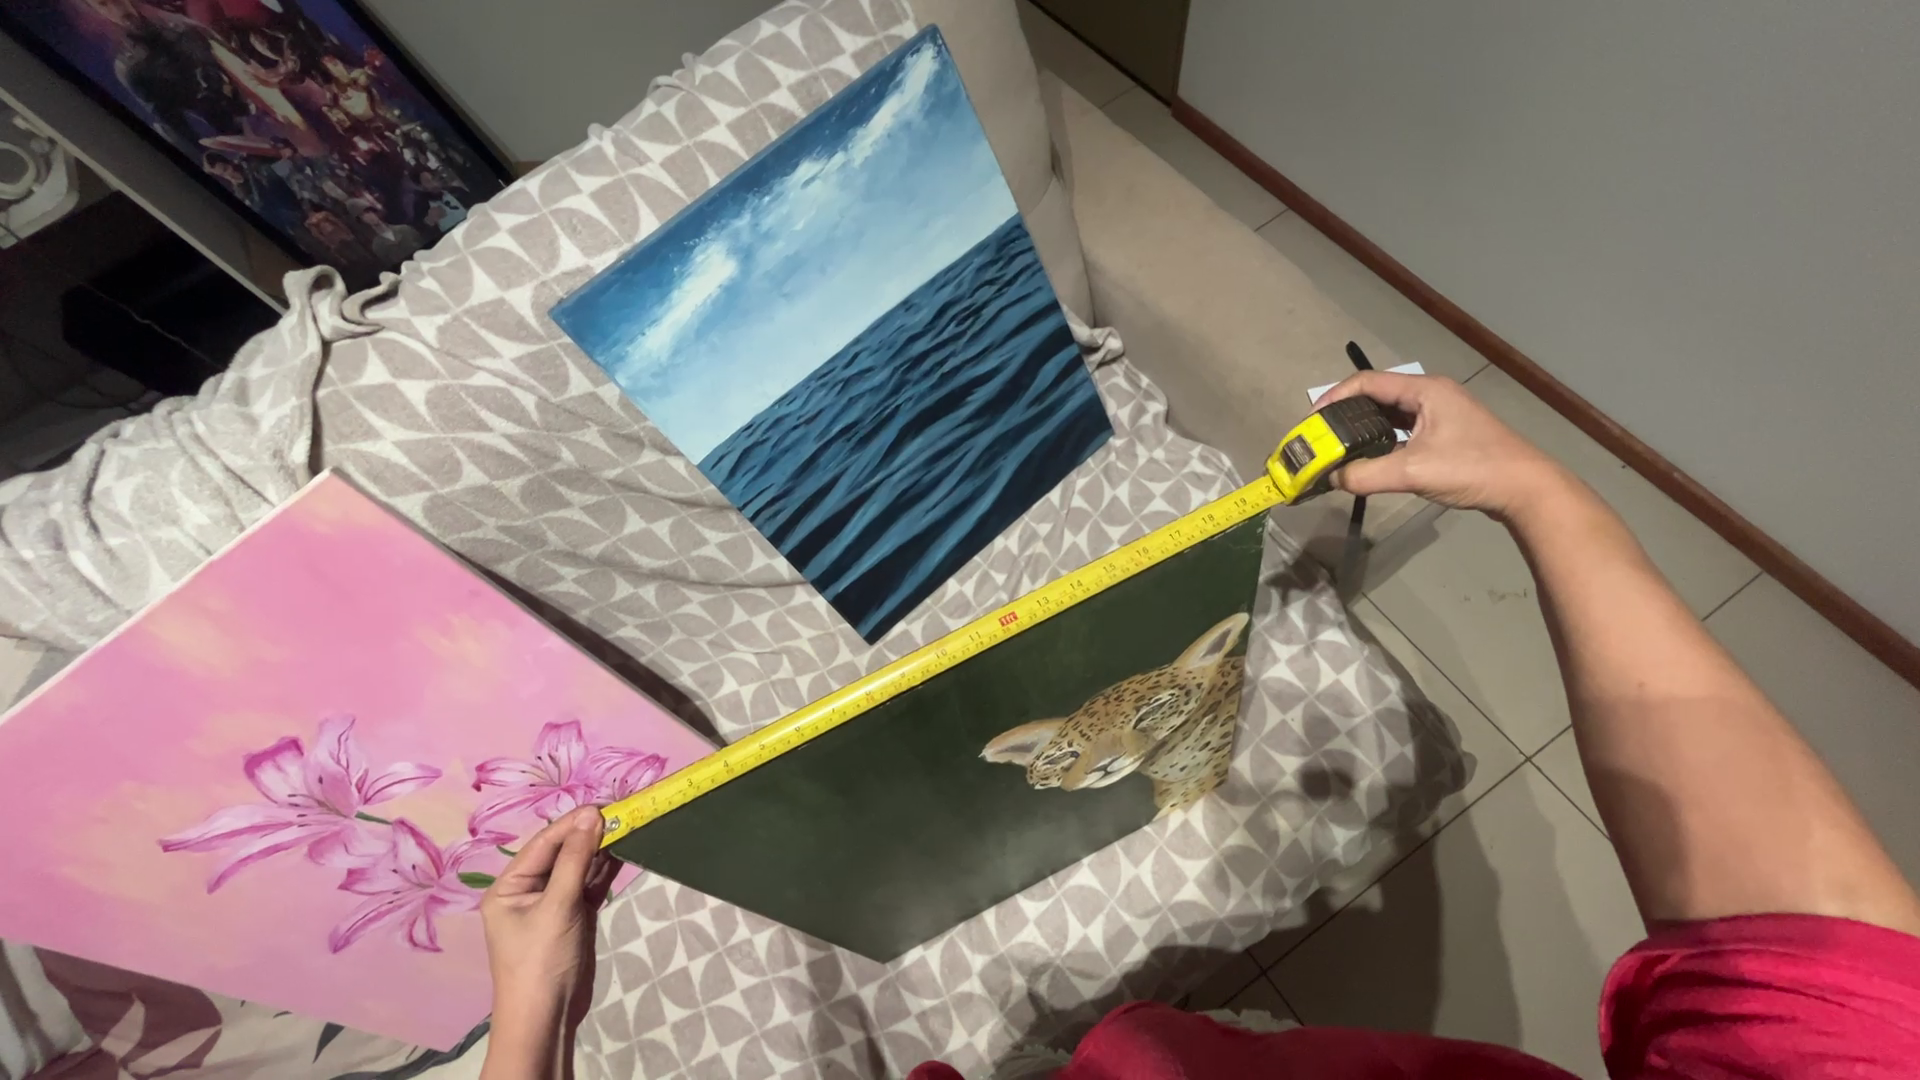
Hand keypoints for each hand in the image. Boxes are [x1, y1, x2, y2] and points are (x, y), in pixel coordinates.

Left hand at [480, 807, 616, 1042]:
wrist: (547, 1017)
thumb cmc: (541, 961)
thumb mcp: (558, 906)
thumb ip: (576, 859)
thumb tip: (592, 814)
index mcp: (510, 887)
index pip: (545, 843)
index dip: (574, 823)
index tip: (606, 807)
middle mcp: (529, 889)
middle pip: (563, 851)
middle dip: (591, 833)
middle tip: (623, 814)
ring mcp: (554, 901)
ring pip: (581, 864)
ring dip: (602, 848)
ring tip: (629, 826)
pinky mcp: (576, 913)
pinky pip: (592, 882)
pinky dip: (607, 868)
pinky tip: (625, 850)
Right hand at [1316, 371, 1570, 518]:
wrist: (1526, 489)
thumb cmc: (1473, 468)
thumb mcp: (1412, 472)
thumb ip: (1365, 474)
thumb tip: (1331, 479)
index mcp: (1424, 390)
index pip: (1365, 382)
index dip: (1332, 398)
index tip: (1311, 423)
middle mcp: (1430, 395)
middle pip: (1374, 396)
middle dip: (1343, 415)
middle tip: (1320, 439)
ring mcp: (1439, 414)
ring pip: (1387, 414)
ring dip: (1360, 429)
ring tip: (1337, 449)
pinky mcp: (1443, 433)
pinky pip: (1400, 429)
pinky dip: (1378, 440)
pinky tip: (1367, 458)